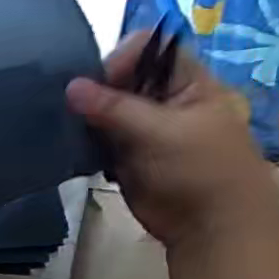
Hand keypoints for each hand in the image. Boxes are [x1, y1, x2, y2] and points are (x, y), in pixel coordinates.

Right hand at [66, 30, 277, 246]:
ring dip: (87, 117)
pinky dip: (86, 142)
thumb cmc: (199, 171)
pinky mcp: (125, 156)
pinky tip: (74, 146)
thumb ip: (114, 108)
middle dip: (97, 89)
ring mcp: (142, 129)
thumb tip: (70, 86)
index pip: (148, 50)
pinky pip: (99, 139)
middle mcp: (162, 100)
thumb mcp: (161, 132)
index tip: (101, 82)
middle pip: (121, 79)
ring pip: (105, 110)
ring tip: (71, 127)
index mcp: (186, 83)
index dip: (122, 59)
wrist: (208, 228)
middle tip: (77, 107)